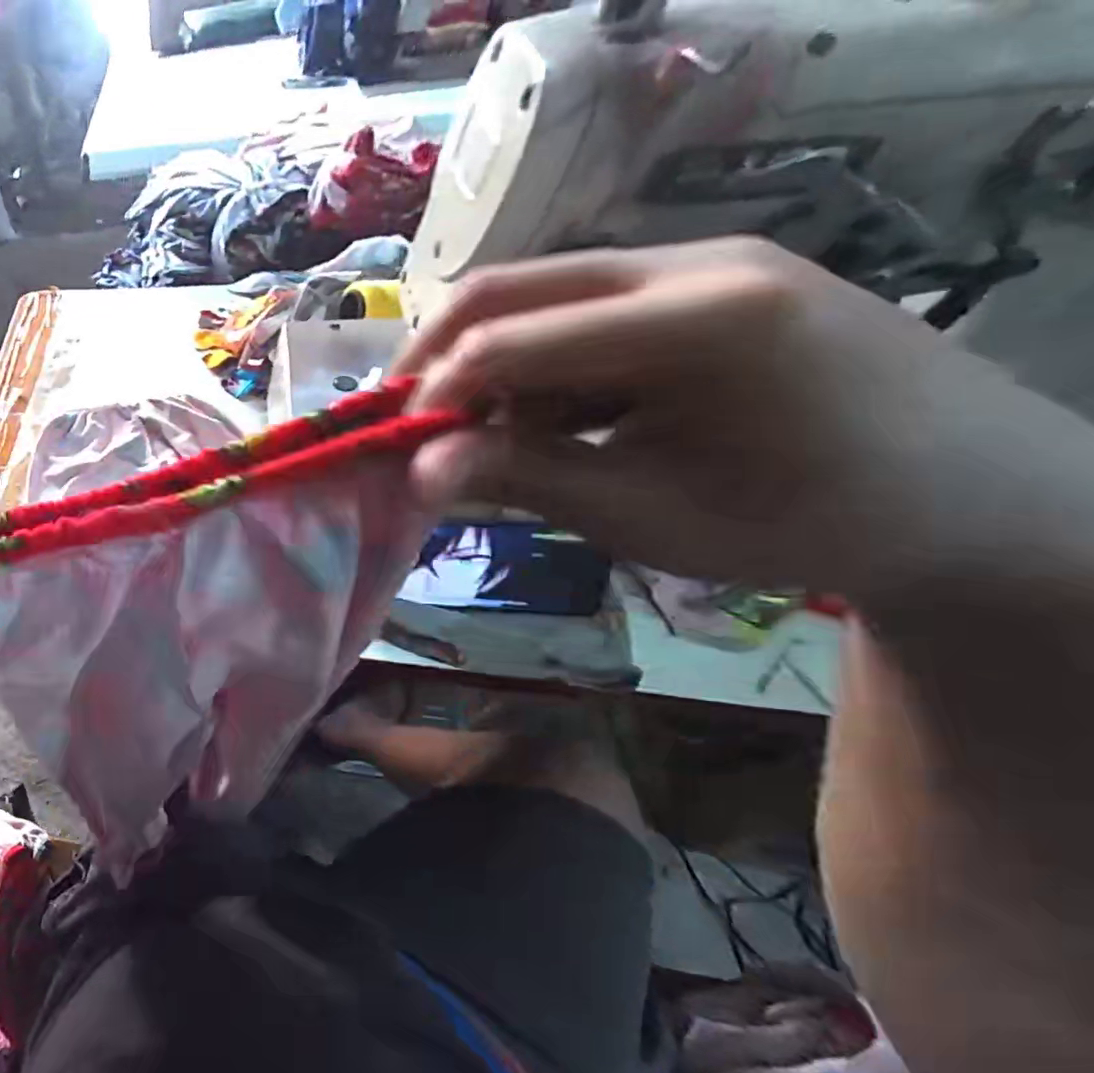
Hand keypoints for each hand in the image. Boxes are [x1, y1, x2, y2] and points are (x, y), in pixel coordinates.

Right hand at [395, 236, 1093, 601]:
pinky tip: (541, 415)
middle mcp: (693, 261)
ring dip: (483, 362)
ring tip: (479, 434)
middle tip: (403, 424)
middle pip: (508, 287)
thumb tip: (413, 475)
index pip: (508, 337)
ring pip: (535, 293)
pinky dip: (532, 362)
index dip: (432, 396)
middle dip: (435, 358)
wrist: (967, 494)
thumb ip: (523, 478)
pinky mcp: (697, 279)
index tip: (395, 453)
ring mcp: (698, 261)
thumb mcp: (645, 513)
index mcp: (701, 320)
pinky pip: (576, 307)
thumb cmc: (803, 521)